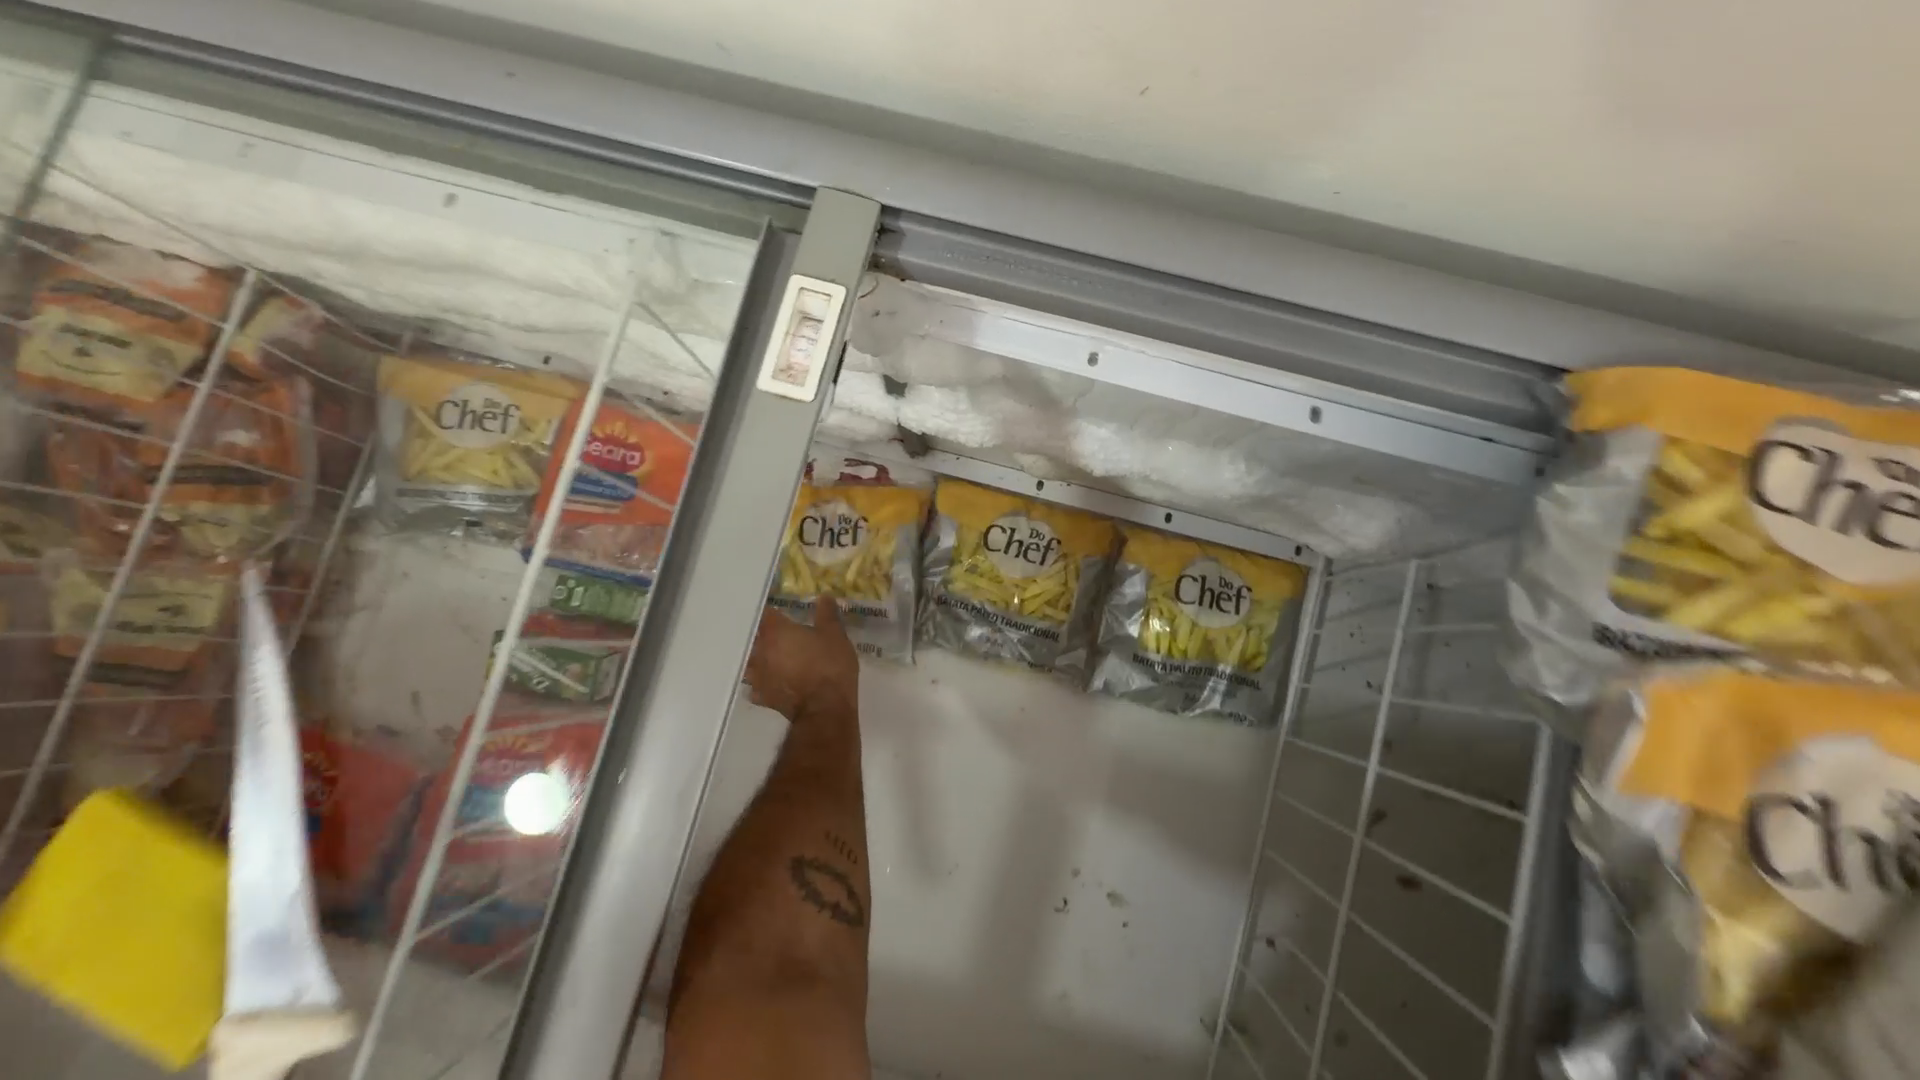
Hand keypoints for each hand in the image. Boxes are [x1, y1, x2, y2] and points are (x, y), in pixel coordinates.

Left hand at [744, 598, 859, 726]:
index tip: (775, 608)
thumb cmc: (830, 666)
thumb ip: (827, 614)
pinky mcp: (763, 697)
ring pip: (748, 663)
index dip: (769, 610)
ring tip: (762, 657)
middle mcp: (761, 651)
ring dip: (754, 658)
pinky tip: (767, 683)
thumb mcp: (835, 635)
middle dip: (759, 634)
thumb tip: (824, 596)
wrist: (825, 708)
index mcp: (776, 632)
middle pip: (751, 638)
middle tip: (769, 631)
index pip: (763, 614)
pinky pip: (755, 687)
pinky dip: (760, 683)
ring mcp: (759, 676)